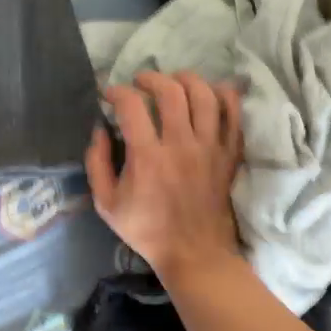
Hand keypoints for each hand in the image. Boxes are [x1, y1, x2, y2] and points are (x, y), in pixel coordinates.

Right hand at [86, 71, 243, 280]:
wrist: (194, 253)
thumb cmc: (146, 229)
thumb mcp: (105, 203)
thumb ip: (97, 164)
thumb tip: (99, 131)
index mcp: (147, 157)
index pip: (132, 106)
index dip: (117, 92)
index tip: (109, 95)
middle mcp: (181, 145)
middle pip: (171, 91)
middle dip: (151, 78)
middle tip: (139, 83)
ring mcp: (210, 148)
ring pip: (206, 95)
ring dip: (187, 80)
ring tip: (173, 81)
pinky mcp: (229, 154)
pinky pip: (233, 114)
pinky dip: (224, 96)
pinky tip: (210, 92)